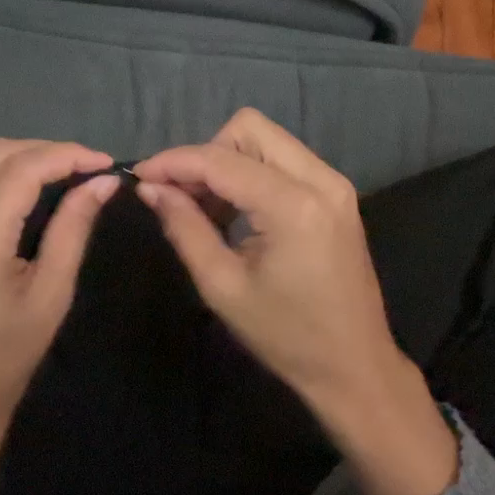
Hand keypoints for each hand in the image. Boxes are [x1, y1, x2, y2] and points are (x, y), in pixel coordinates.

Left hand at [0, 138, 118, 494]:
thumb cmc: (7, 358)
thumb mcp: (52, 296)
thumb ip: (74, 230)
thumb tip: (102, 181)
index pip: (23, 169)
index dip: (67, 155)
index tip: (101, 162)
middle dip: (41, 151)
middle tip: (77, 170)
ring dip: (2, 157)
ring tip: (35, 179)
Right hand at [133, 109, 456, 494]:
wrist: (354, 365)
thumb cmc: (286, 336)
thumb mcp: (223, 287)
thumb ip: (185, 228)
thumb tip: (151, 188)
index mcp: (294, 206)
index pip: (221, 160)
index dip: (174, 162)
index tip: (139, 176)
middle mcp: (321, 180)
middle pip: (249, 129)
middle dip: (206, 153)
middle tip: (180, 195)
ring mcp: (335, 184)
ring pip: (267, 140)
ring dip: (228, 162)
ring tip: (203, 209)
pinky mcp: (337, 194)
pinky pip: (284, 160)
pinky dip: (252, 173)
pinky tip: (233, 212)